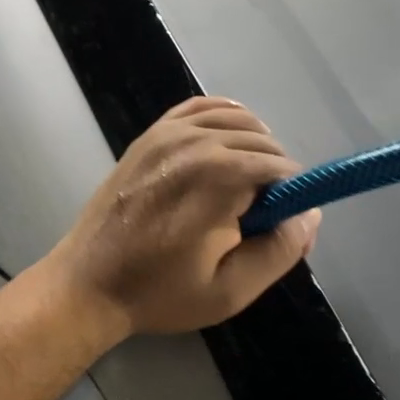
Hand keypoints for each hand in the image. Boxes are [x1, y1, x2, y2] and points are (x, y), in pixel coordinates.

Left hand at [39, 97, 320, 338]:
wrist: (88, 283)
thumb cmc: (160, 292)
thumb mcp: (230, 290)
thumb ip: (280, 251)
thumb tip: (310, 214)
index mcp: (218, 177)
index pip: (281, 169)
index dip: (292, 197)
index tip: (283, 226)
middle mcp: (195, 142)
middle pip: (262, 143)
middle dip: (275, 175)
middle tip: (265, 216)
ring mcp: (168, 132)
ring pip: (237, 120)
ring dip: (254, 146)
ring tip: (246, 188)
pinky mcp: (151, 134)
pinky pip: (201, 107)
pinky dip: (224, 117)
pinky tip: (229, 142)